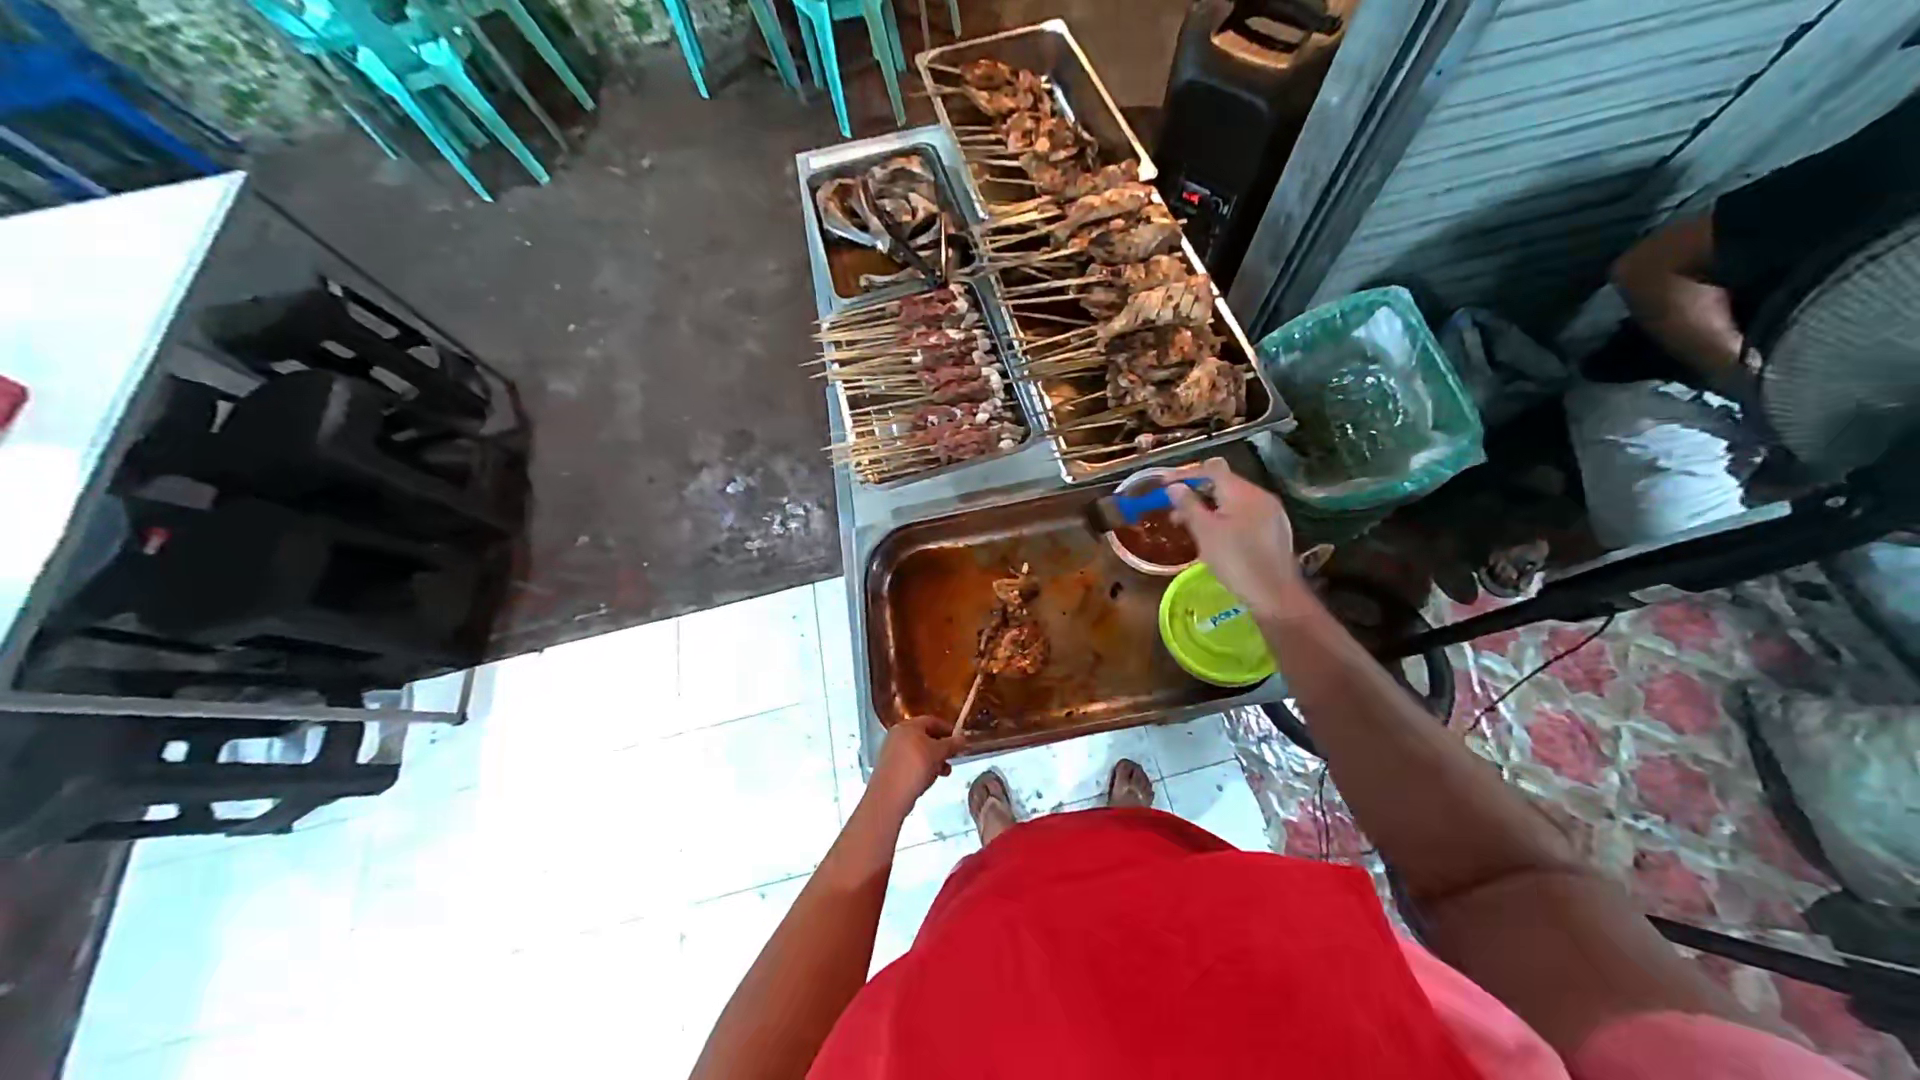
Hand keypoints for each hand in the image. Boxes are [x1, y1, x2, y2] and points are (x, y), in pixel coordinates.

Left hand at [868, 715, 959, 808]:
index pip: (932, 721)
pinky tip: (929, 778)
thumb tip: (962, 739)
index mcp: (908, 726)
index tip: (959, 739)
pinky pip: (911, 762)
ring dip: (934, 759)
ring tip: (944, 772)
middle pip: (925, 736)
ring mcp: (892, 751)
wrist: (890, 795)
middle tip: (953, 756)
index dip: (948, 729)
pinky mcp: (890, 766)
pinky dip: (923, 767)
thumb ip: (951, 744)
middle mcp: (898, 734)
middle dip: (941, 747)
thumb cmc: (915, 767)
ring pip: (919, 751)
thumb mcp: (938, 753)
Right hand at [1165, 458, 1309, 618]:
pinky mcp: (1275, 530)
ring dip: (1209, 508)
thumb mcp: (1205, 532)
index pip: (1211, 469)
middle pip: (1224, 483)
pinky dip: (1225, 518)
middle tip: (1175, 511)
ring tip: (1190, 527)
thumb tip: (1175, 487)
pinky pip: (1245, 514)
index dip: (1185, 474)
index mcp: (1243, 492)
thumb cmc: (1236, 561)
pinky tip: (1215, 537)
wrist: (1275, 594)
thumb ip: (1188, 505)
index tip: (1164, 485)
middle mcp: (1260, 495)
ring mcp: (1271, 512)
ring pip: (1234, 500)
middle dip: (1196, 493)